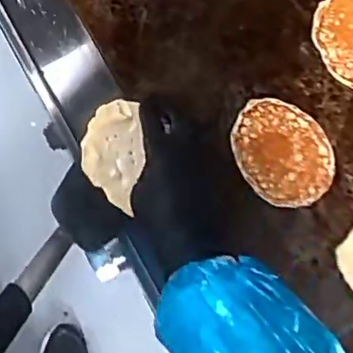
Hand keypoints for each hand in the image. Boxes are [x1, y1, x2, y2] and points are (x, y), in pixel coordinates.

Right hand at [50, 100, 225, 269]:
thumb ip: (139, 172)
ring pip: (193, 132)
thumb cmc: (159, 222)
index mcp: (160, 149)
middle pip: (178, 116)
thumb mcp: (137, 195)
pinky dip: (192, 150)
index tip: (142, 103)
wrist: (194, 248)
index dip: (146, 106)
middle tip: (159, 112)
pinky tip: (185, 159)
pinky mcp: (215, 174)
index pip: (151, 115)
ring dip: (182, 129)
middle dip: (168, 110)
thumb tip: (140, 166)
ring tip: (172, 133)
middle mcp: (184, 148)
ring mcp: (203, 160)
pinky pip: (202, 152)